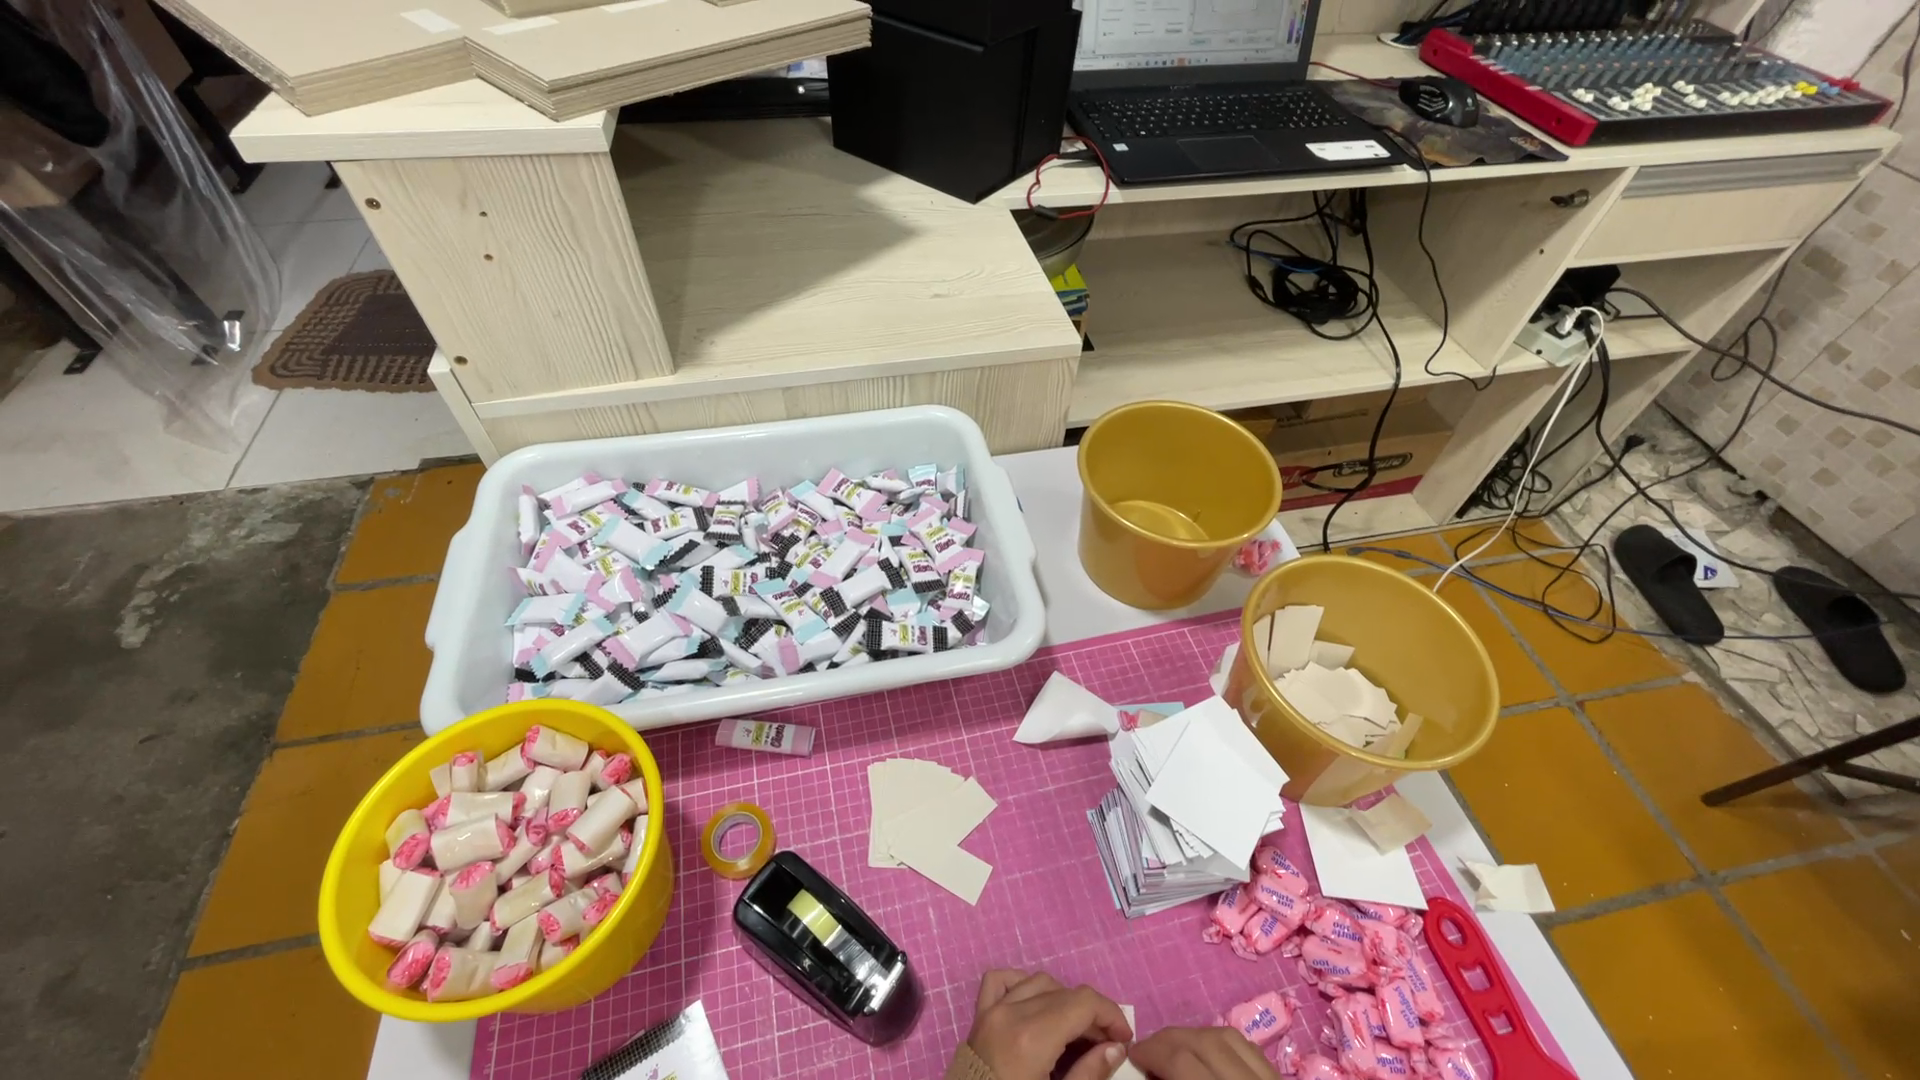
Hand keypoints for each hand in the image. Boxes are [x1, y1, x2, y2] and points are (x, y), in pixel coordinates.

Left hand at [965, 969, 1134, 1079]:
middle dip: (1092, 1013)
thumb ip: (1088, 1073)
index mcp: (1032, 1037)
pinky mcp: (978, 1016)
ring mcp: (991, 1011)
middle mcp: (1011, 1013)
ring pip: (1038, 981)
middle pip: (1064, 993)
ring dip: (1063, 998)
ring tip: (1075, 1029)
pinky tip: (1036, 1004)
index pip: (1083, 1003)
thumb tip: (1115, 1048)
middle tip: (1107, 1043)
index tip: (1125, 1040)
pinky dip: (1023, 983)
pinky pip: (1001, 981)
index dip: (1111, 1015)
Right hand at [1127, 1028, 1279, 1079]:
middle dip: (1170, 1039)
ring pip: (1230, 1037)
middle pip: (1206, 1041)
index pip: (1183, 1062)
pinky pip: (1250, 1049)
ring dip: (1195, 1036)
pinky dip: (1225, 1044)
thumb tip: (1148, 1069)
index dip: (1152, 1052)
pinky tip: (1208, 1053)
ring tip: (1174, 1049)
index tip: (1133, 1055)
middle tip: (1148, 1050)